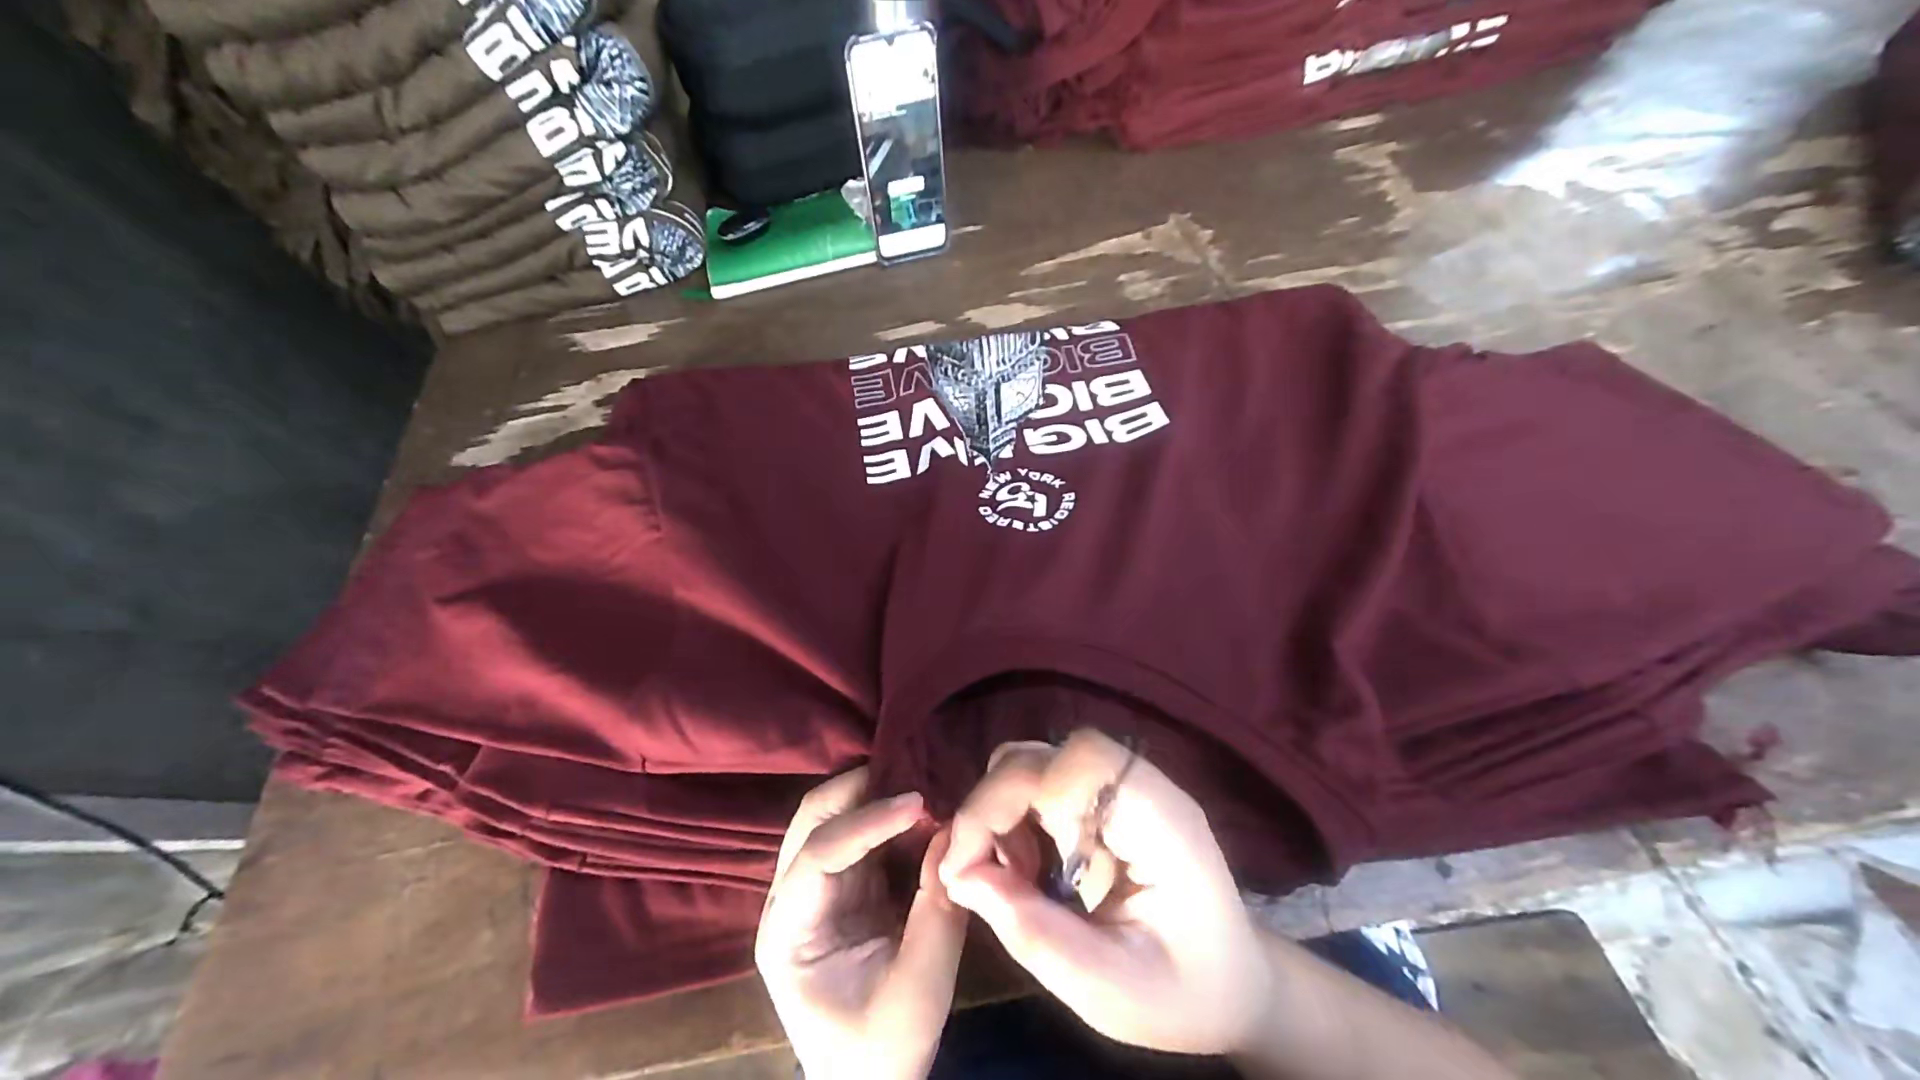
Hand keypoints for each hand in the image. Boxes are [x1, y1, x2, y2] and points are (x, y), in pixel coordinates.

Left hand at [755, 768, 966, 1079]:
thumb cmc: (882, 1048)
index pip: (817, 855)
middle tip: (918, 781)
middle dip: (862, 792)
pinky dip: (889, 818)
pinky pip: (860, 835)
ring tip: (926, 794)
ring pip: (831, 817)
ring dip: (875, 798)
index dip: (866, 822)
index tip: (918, 804)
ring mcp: (815, 890)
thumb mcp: (917, 993)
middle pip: (811, 820)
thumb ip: (936, 915)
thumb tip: (953, 840)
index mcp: (788, 932)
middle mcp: (790, 900)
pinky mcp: (843, 889)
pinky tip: (923, 815)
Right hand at [936, 730, 1272, 1053]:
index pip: (1084, 759)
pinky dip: (1011, 819)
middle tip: (973, 874)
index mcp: (1162, 823)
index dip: (1021, 793)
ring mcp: (1119, 787)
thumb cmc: (1185, 994)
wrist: (1231, 983)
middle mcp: (1140, 787)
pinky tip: (1023, 869)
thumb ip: (1036, 935)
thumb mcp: (1110, 991)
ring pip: (1033, 762)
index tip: (983, 860)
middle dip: (993, 808)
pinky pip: (1038, 783)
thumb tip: (959, 876)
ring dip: (999, 814)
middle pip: (1045, 755)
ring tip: (1008, 877)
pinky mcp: (1101, 797)